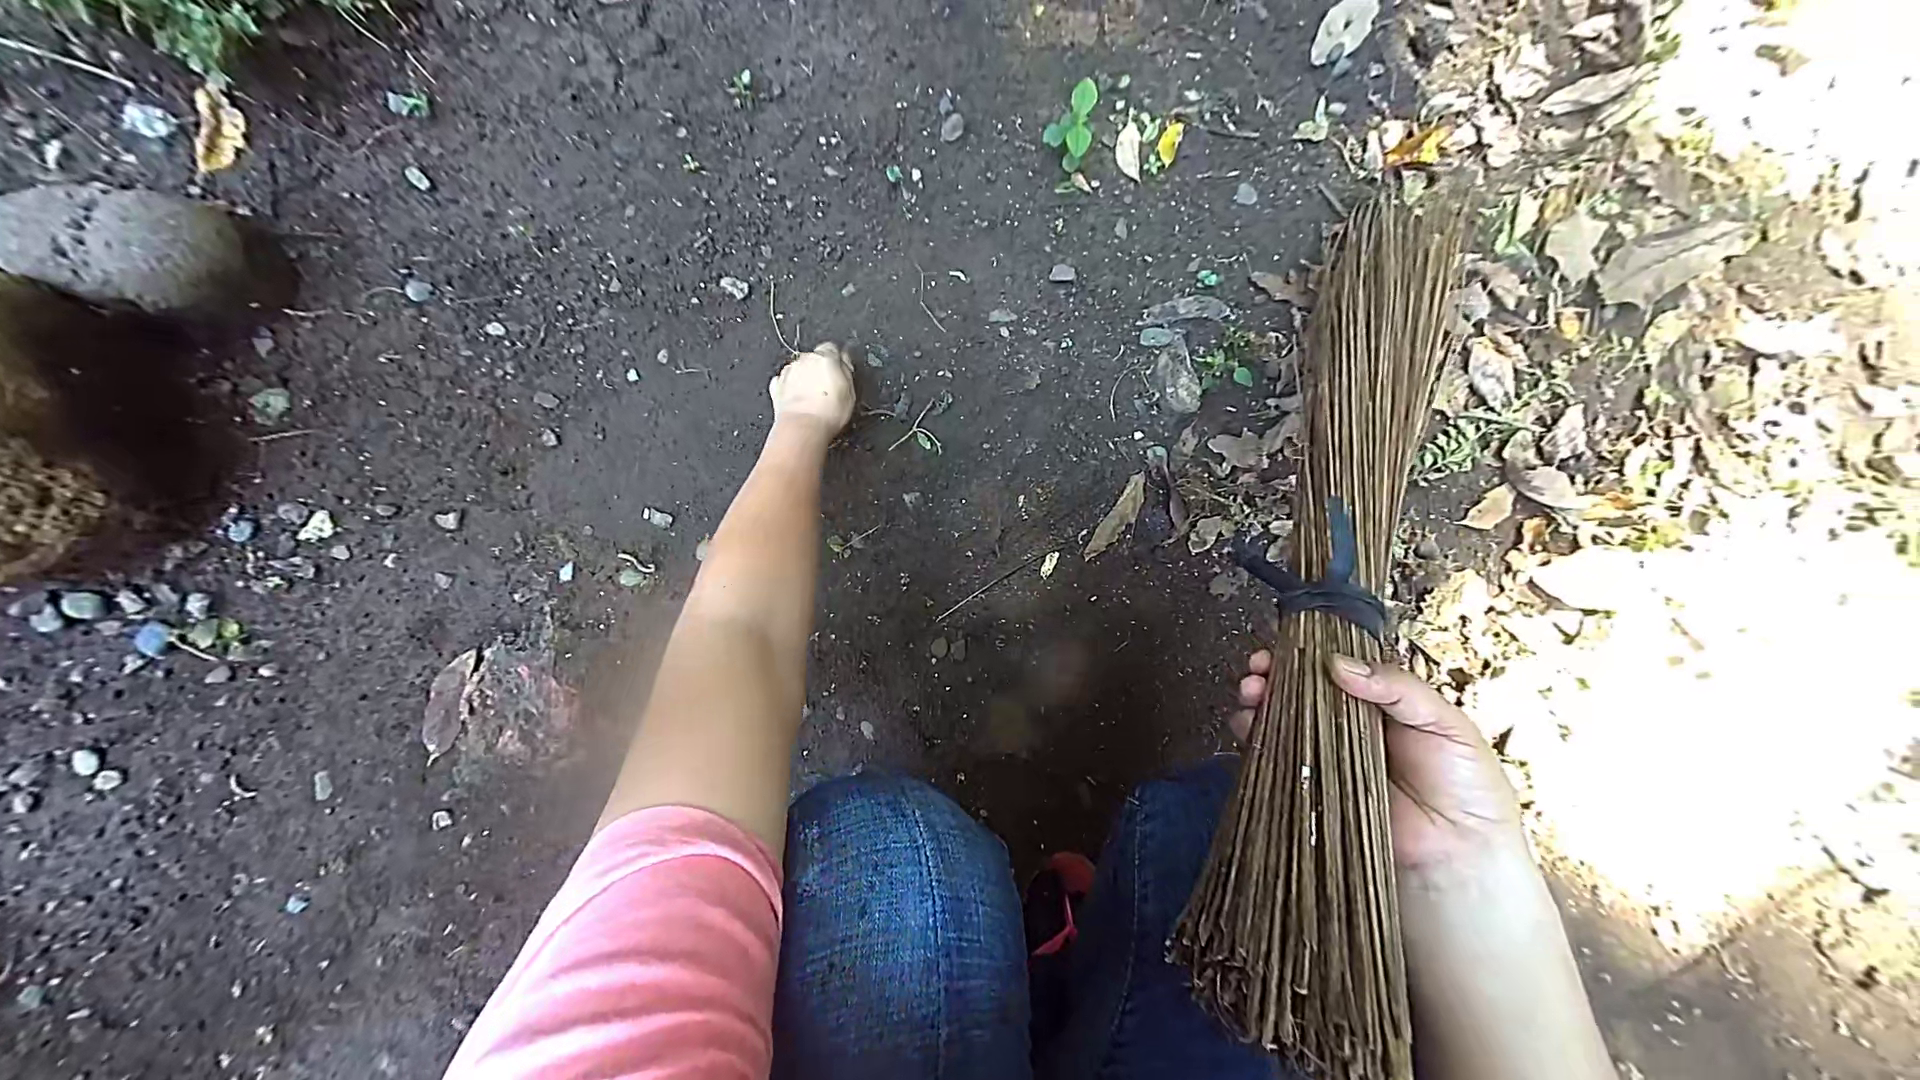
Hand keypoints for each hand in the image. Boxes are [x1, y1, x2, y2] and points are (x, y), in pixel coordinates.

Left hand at [768, 342, 855, 435]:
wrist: (803, 428)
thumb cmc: (827, 413)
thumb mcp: (851, 392)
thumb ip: (846, 371)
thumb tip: (844, 364)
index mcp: (824, 357)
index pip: (832, 349)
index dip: (837, 361)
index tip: (840, 373)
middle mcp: (804, 360)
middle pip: (813, 359)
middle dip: (819, 371)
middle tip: (828, 391)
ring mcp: (788, 373)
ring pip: (798, 370)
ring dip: (804, 380)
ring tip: (814, 401)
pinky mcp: (776, 386)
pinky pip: (785, 382)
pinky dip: (790, 389)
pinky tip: (799, 401)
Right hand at [1231, 651, 1522, 874]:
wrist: (1458, 856)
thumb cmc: (1464, 787)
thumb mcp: (1445, 723)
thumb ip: (1397, 687)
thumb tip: (1338, 663)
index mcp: (1375, 700)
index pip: (1331, 667)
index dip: (1303, 654)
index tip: (1283, 647)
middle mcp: (1342, 720)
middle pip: (1295, 686)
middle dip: (1270, 672)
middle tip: (1260, 669)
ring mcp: (1321, 750)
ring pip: (1277, 714)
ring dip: (1258, 698)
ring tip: (1252, 693)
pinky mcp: (1305, 779)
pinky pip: (1271, 751)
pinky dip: (1252, 733)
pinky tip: (1249, 724)